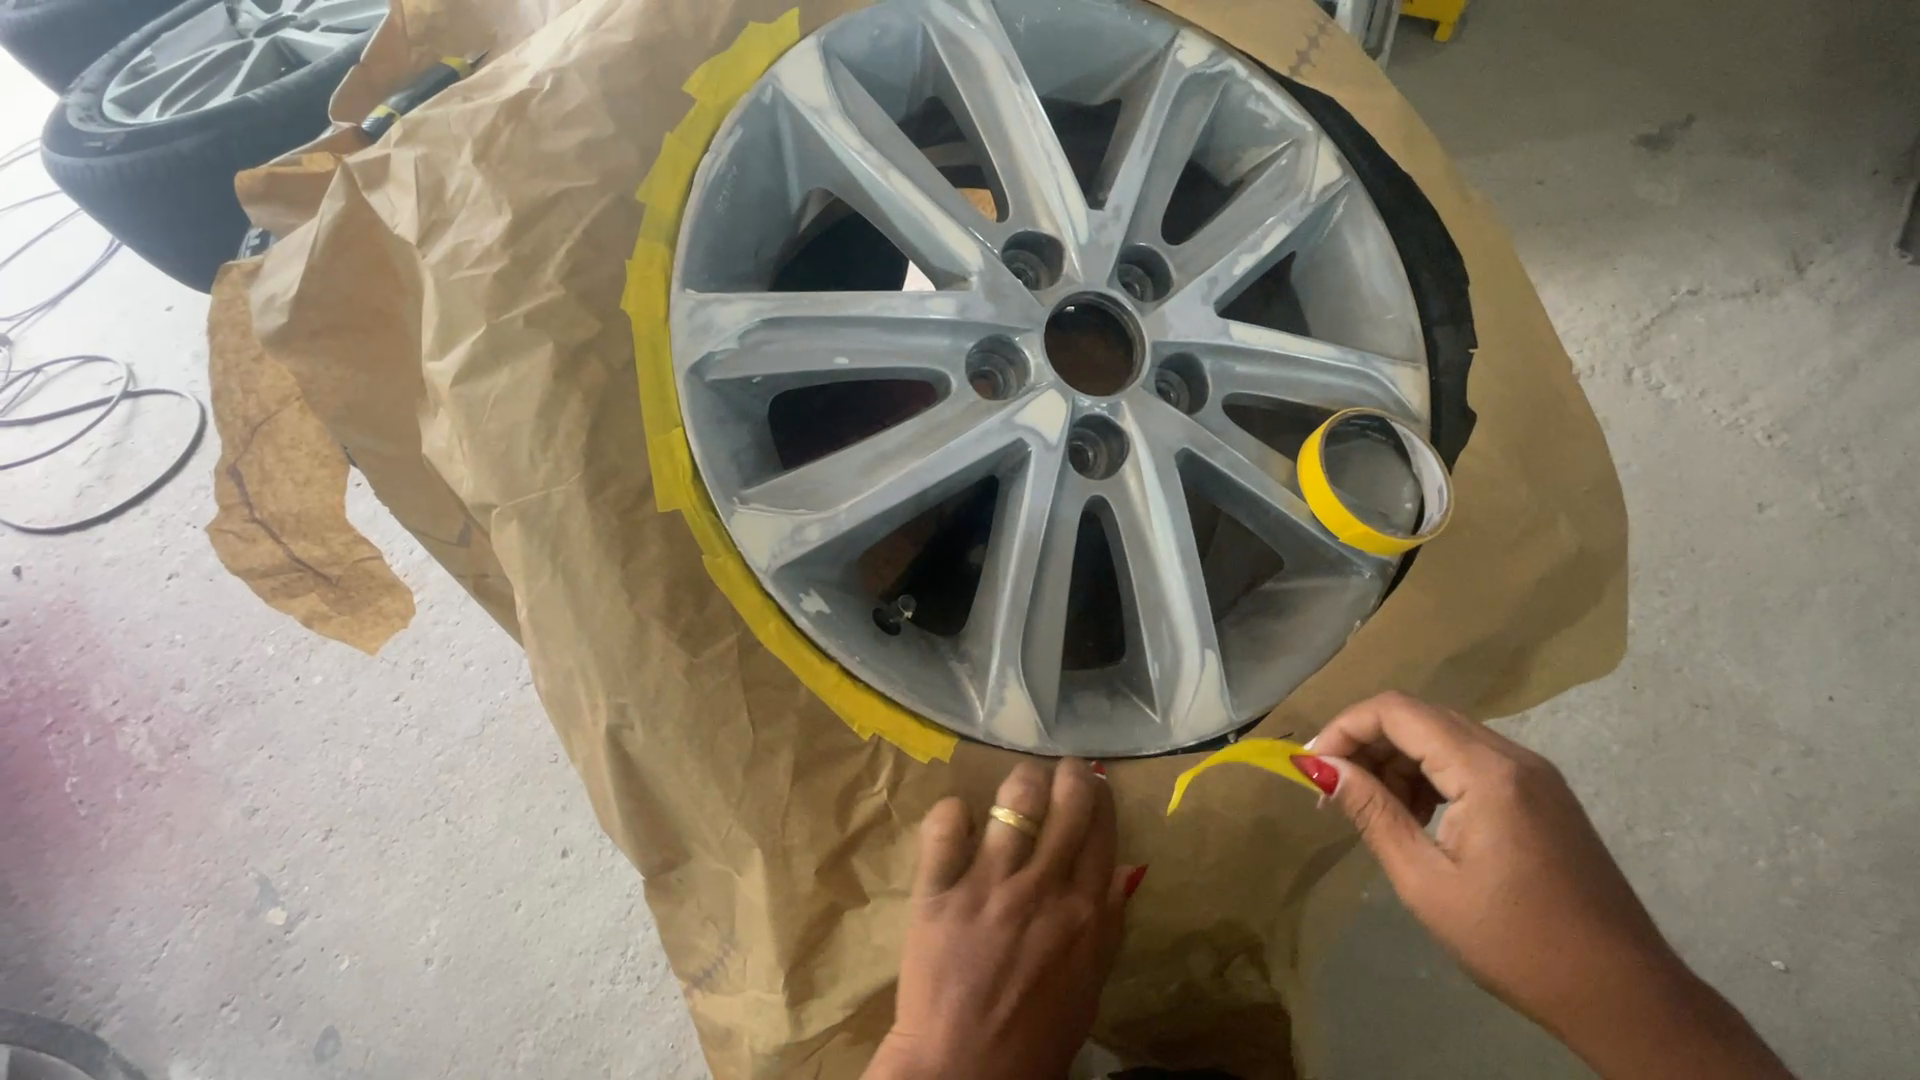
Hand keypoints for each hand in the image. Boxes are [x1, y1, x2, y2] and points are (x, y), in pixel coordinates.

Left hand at [865, 759, 1139, 1079]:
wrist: (963, 1073)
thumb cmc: (1033, 1038)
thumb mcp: (1088, 985)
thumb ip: (1104, 926)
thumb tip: (1120, 874)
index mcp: (1085, 914)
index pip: (1103, 830)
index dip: (1099, 796)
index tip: (1092, 783)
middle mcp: (1043, 888)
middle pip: (1068, 801)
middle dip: (1068, 774)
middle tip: (1060, 770)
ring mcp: (989, 884)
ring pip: (1015, 799)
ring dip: (1020, 783)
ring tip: (1016, 788)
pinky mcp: (938, 889)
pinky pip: (945, 824)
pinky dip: (952, 813)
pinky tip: (958, 819)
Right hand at [1303, 692, 1793, 1079]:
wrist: (1625, 996)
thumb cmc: (1515, 944)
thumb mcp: (1425, 880)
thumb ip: (1372, 812)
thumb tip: (1319, 766)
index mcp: (1487, 772)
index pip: (1396, 711)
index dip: (1344, 727)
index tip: (1311, 768)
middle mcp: (1513, 756)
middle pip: (1418, 717)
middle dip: (1365, 744)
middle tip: (1332, 791)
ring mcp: (1533, 774)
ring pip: (1442, 736)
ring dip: (1395, 761)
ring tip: (1369, 809)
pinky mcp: (1541, 794)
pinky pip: (1468, 760)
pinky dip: (1428, 775)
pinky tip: (1415, 817)